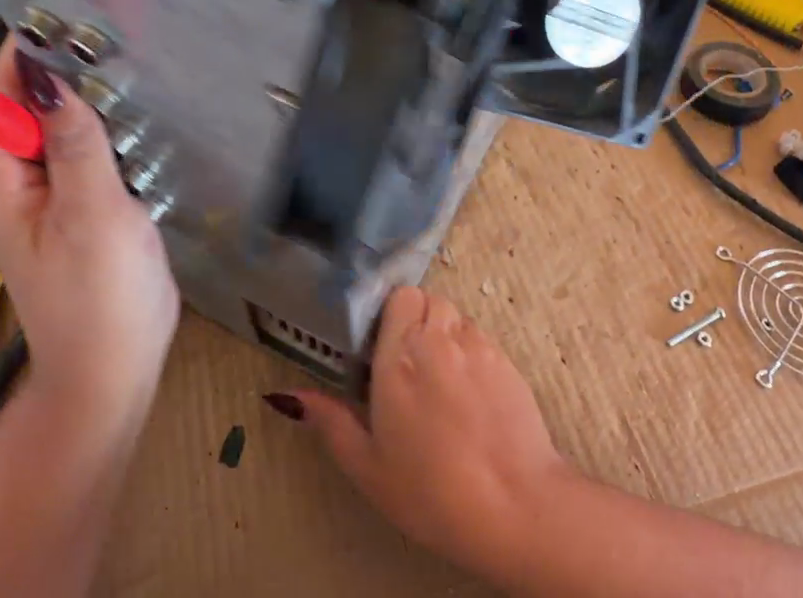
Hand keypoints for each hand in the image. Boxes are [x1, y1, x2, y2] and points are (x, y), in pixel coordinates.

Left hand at [0, 42, 179, 410]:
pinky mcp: (86, 214)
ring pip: (65, 131)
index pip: (0, 94)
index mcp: (6, 178)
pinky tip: (143, 117)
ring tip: (131, 57)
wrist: (112, 374)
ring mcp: (55, 199)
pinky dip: (110, 131)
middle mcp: (21, 182)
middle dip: (64, 67)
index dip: (23, 50)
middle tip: (114, 24)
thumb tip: (49, 74)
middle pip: (31, 108)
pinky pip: (90, 157)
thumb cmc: (98, 296)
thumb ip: (74, 142)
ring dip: (90, 98)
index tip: (64, 6)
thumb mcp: (91, 212)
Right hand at [281, 287, 571, 577]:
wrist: (515, 506)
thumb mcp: (367, 466)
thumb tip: (288, 395)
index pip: (399, 296)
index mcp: (399, 357)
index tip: (381, 343)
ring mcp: (481, 349)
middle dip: (416, 321)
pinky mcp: (510, 365)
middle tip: (406, 364)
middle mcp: (441, 341)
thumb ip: (329, 421)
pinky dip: (471, 355)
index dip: (391, 313)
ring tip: (438, 381)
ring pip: (458, 319)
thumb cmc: (432, 491)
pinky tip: (467, 397)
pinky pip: (483, 341)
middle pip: (429, 301)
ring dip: (445, 336)